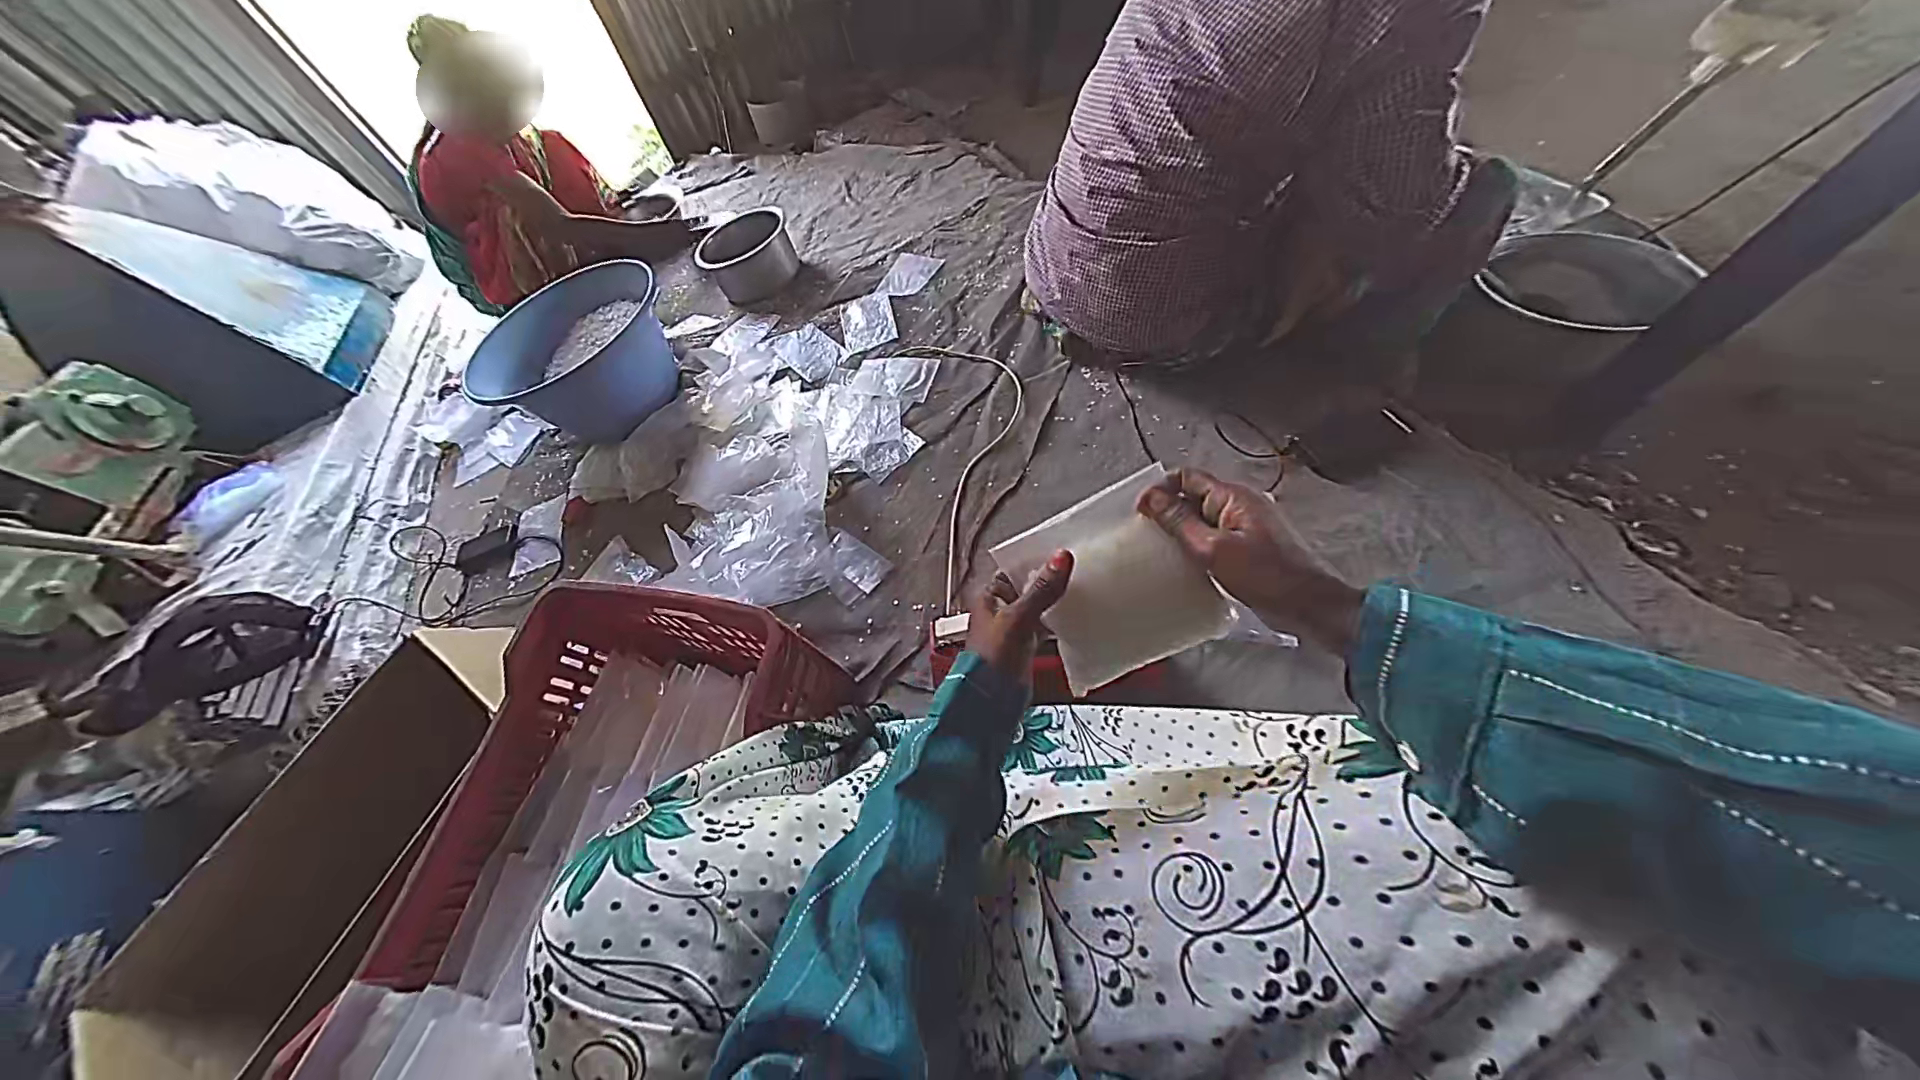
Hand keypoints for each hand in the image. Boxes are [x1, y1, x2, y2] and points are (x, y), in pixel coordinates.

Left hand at [966, 550, 1072, 685]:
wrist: (991, 700)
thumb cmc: (990, 659)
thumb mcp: (1018, 618)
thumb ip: (1041, 589)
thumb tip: (1060, 558)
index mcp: (990, 595)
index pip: (1015, 567)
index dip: (1037, 560)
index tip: (1063, 552)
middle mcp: (1001, 608)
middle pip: (1030, 586)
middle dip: (1051, 580)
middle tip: (1077, 568)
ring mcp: (1015, 626)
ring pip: (1040, 605)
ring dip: (1057, 599)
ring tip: (1080, 587)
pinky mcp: (1027, 644)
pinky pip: (1046, 624)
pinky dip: (1059, 620)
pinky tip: (1074, 615)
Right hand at [1136, 468, 1362, 655]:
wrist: (1308, 605)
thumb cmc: (1266, 576)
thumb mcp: (1212, 549)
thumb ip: (1180, 522)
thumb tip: (1152, 499)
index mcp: (1233, 497)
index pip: (1187, 477)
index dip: (1160, 490)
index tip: (1141, 511)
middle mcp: (1240, 505)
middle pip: (1193, 497)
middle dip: (1168, 511)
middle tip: (1148, 534)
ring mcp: (1245, 526)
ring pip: (1202, 519)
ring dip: (1181, 532)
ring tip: (1163, 551)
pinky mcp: (1248, 547)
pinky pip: (1213, 538)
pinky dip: (1196, 546)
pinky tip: (1187, 564)